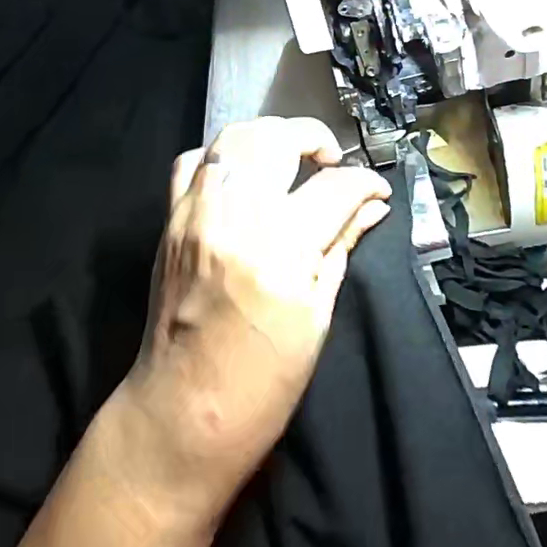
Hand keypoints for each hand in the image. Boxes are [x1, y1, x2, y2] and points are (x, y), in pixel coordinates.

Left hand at [7, 118, 391, 546]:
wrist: (182, 409)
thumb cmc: (262, 383)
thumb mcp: (316, 318)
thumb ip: (339, 247)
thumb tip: (371, 207)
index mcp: (279, 249)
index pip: (334, 187)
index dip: (366, 182)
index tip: (377, 189)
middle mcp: (233, 216)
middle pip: (275, 138)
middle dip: (313, 137)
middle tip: (330, 163)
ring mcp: (195, 212)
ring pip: (232, 137)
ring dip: (269, 137)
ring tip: (289, 160)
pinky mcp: (170, 218)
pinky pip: (194, 161)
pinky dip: (222, 156)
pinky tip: (240, 176)